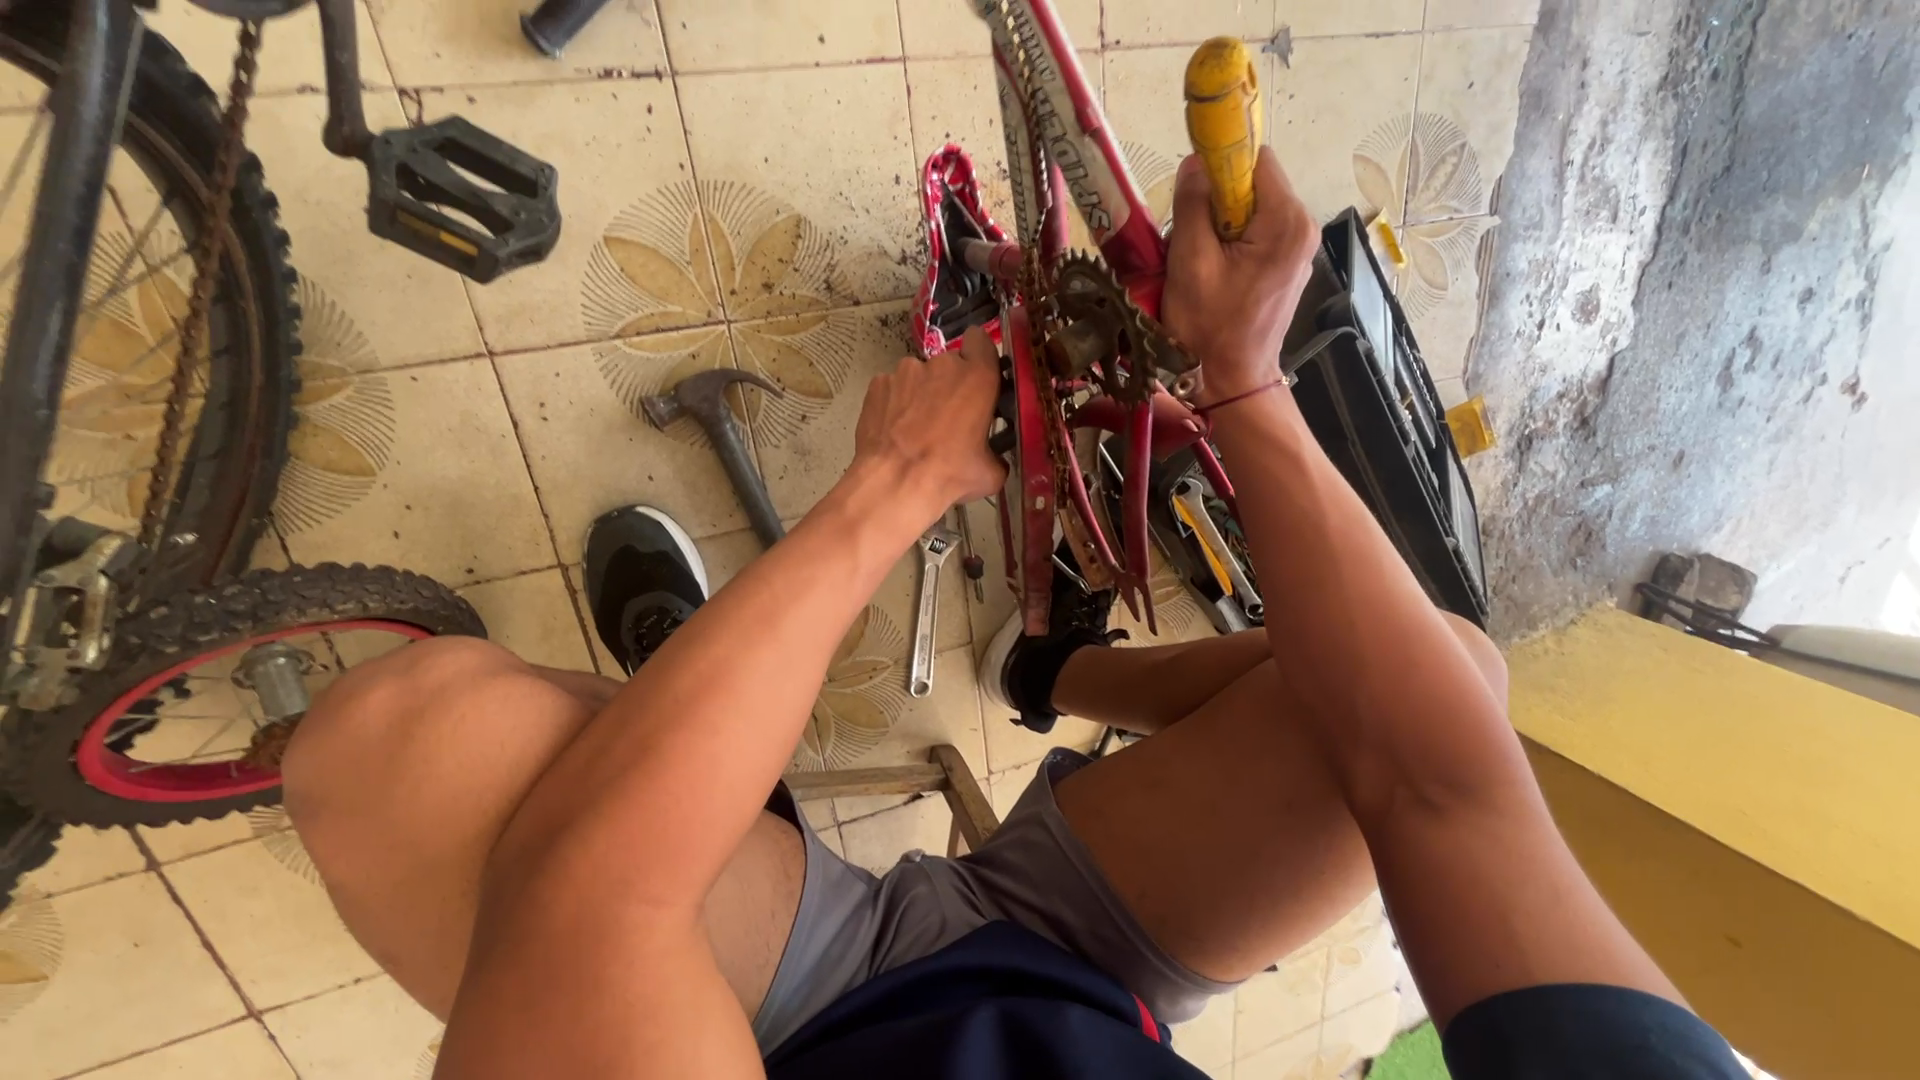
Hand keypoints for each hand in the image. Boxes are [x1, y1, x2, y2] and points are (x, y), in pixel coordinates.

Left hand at [852, 325, 1007, 509]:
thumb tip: (992, 459)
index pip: (981, 341)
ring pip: (919, 376)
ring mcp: (905, 371)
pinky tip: (894, 430)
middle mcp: (942, 364)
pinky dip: (895, 403)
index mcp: (977, 378)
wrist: (894, 483)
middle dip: (949, 385)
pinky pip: (893, 388)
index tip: (977, 376)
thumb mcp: (990, 473)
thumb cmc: (949, 475)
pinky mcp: (878, 384)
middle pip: (949, 364)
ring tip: (915, 428)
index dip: (978, 356)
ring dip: (921, 394)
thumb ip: (996, 453)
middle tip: (947, 418)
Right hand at [1163, 146, 1321, 404]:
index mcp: (1286, 222)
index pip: (1255, 159)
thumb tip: (1195, 163)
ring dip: (1217, 227)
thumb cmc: (1209, 328)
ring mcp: (1296, 250)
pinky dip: (1228, 246)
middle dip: (1215, 204)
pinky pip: (1253, 236)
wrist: (1231, 382)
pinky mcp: (1284, 268)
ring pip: (1249, 212)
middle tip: (1189, 242)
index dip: (1219, 167)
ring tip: (1198, 264)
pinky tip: (1211, 275)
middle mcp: (1301, 229)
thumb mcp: (1190, 262)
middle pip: (1252, 186)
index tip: (1191, 195)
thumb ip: (1193, 205)